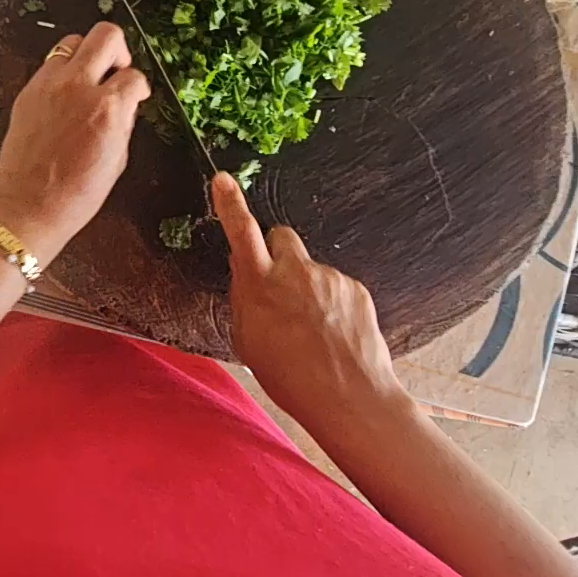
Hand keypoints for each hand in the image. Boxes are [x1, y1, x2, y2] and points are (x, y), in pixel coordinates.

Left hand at [0, 21, 150, 257]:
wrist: (29, 204)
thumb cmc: (75, 194)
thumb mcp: (117, 160)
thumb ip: (123, 123)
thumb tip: (126, 104)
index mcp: (107, 108)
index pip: (134, 76)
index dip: (139, 87)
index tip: (136, 95)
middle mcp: (78, 87)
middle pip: (106, 35)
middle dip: (118, 50)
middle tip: (116, 71)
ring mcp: (49, 85)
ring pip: (73, 41)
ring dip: (86, 56)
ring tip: (89, 80)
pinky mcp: (28, 91)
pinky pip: (50, 64)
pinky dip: (63, 73)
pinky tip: (66, 96)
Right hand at [212, 172, 402, 419]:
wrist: (349, 397)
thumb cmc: (289, 376)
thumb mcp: (247, 339)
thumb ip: (244, 298)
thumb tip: (246, 274)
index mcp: (259, 286)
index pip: (241, 233)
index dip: (230, 204)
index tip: (222, 179)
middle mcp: (294, 272)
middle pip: (281, 236)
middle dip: (276, 253)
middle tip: (278, 285)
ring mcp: (328, 277)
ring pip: (309, 267)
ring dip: (305, 286)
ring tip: (310, 328)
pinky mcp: (355, 287)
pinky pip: (334, 284)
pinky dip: (330, 302)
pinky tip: (331, 332)